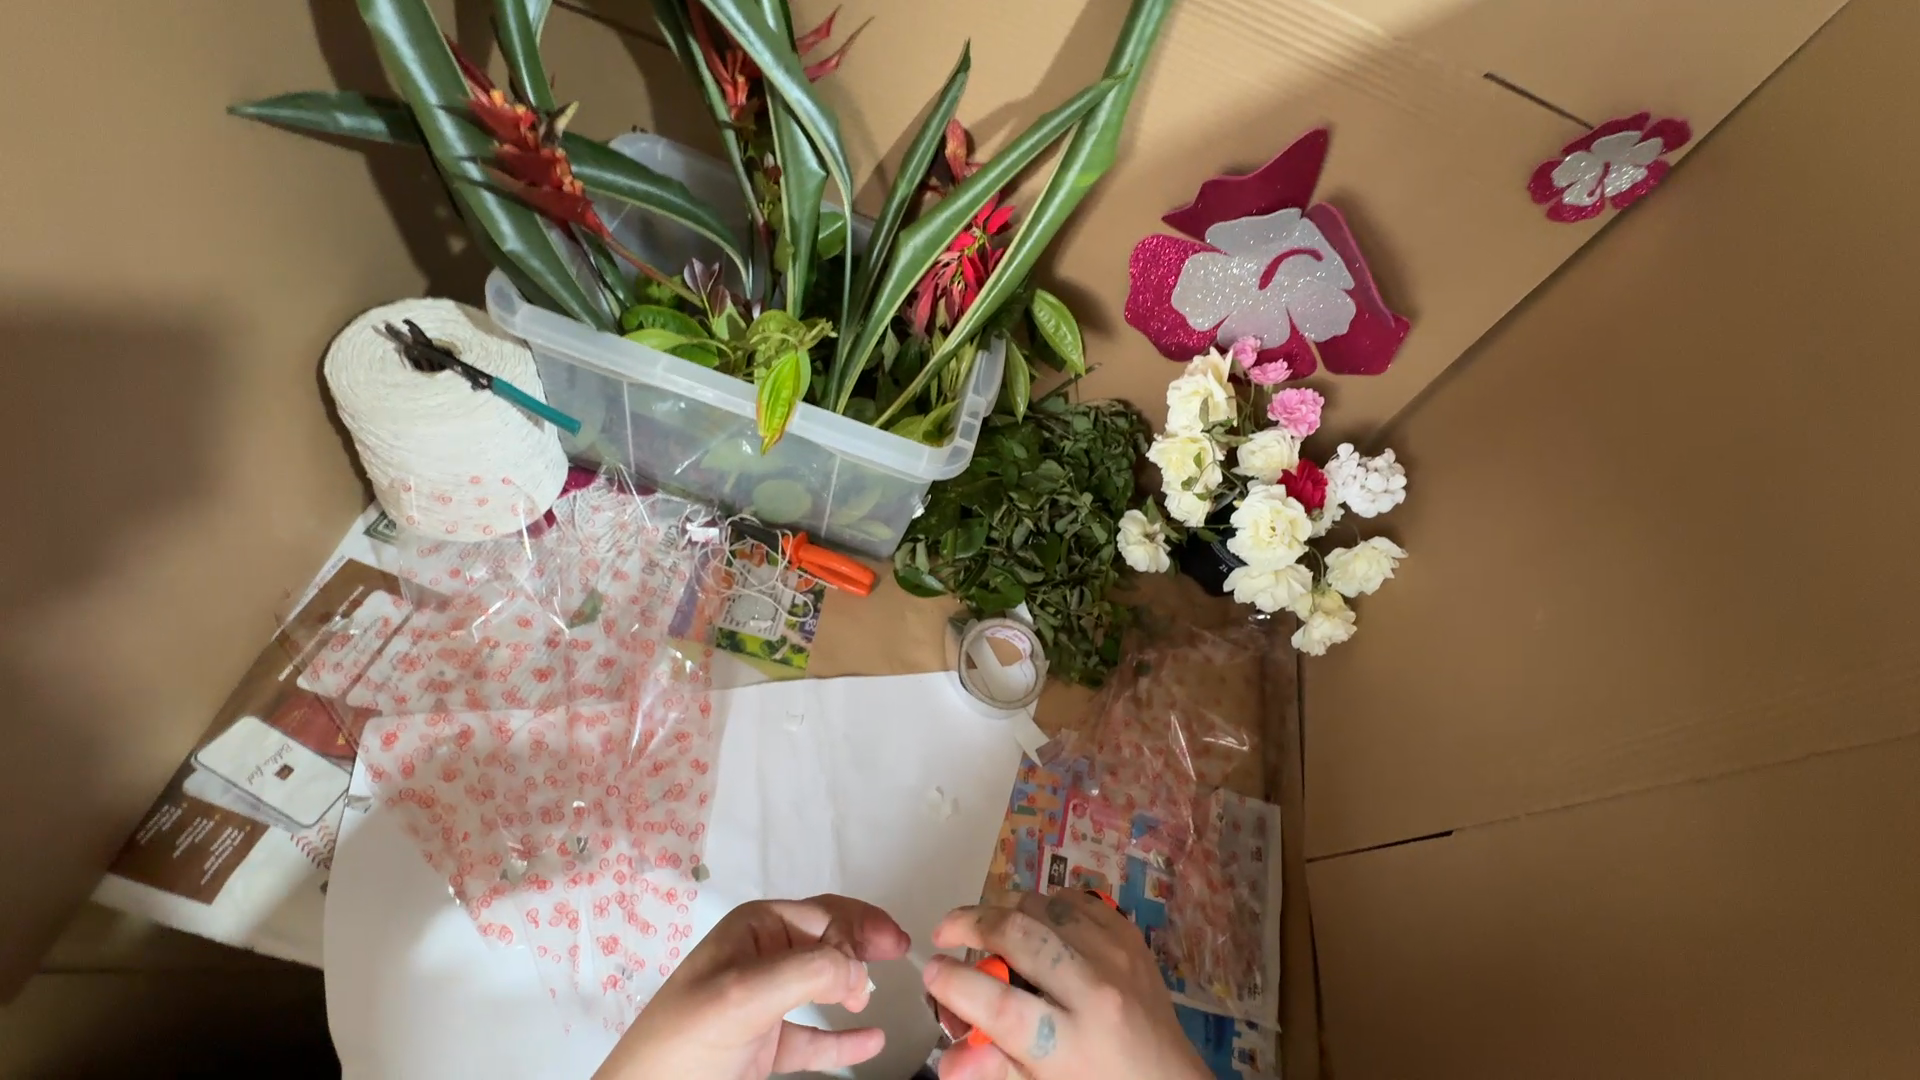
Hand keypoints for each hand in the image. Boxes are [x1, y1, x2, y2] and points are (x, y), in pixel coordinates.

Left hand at [593, 894, 910, 1079]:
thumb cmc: (687, 1042)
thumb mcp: (743, 996)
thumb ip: (807, 972)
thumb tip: (861, 969)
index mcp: (755, 928)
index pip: (822, 914)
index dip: (859, 926)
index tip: (889, 952)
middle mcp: (762, 957)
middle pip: (827, 940)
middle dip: (863, 942)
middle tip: (901, 950)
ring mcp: (763, 1003)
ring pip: (823, 984)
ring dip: (854, 984)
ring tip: (879, 995)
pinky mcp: (764, 1048)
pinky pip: (814, 1037)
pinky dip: (843, 1038)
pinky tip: (872, 1040)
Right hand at [923, 890, 1209, 1079]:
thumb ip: (994, 1069)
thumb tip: (946, 1060)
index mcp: (1074, 1046)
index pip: (999, 1006)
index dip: (955, 985)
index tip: (931, 973)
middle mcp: (1097, 990)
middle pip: (1018, 933)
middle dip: (969, 923)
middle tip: (945, 932)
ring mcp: (1116, 952)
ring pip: (1042, 904)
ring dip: (1006, 912)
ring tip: (990, 932)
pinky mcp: (1128, 932)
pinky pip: (1072, 897)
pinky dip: (1044, 905)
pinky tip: (1036, 926)